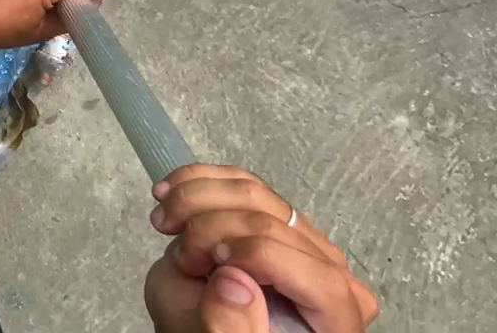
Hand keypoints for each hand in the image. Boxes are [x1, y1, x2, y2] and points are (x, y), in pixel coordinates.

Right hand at [145, 165, 379, 332]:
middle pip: (272, 223)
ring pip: (249, 190)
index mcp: (334, 316)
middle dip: (208, 228)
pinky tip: (165, 194)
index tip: (200, 264)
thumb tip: (236, 283)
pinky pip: (236, 178)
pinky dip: (193, 178)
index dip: (255, 257)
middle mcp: (330, 269)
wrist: (200, 318)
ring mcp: (300, 233)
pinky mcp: (268, 209)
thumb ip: (229, 326)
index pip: (316, 276)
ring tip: (163, 222)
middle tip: (177, 256)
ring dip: (193, 197)